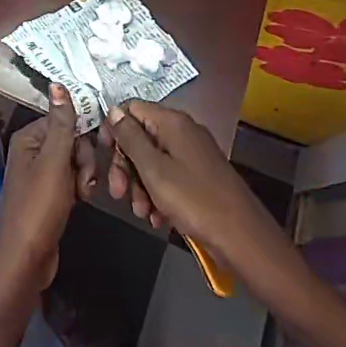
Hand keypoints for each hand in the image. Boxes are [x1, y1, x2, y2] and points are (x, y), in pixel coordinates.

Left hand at [0, 84, 86, 288]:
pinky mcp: (48, 194)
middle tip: (84, 183)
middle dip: (85, 160)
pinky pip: (71, 180)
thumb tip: (58, 83)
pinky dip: (79, 188)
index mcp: (28, 138)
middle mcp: (31, 151)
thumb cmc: (39, 207)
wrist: (25, 257)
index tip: (95, 154)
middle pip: (72, 140)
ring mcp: (39, 173)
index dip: (83, 137)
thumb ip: (61, 123)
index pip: (64, 120)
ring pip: (75, 161)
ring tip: (82, 196)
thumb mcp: (54, 162)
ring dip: (84, 176)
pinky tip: (80, 202)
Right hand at [101, 101, 311, 302]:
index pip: (130, 108)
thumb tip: (113, 110)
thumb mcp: (153, 169)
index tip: (103, 154)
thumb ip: (130, 137)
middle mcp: (182, 132)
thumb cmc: (194, 200)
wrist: (242, 238)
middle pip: (139, 137)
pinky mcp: (198, 176)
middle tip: (118, 193)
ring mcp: (192, 154)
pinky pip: (168, 177)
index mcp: (172, 123)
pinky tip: (156, 217)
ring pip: (151, 161)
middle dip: (124, 166)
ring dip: (139, 186)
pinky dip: (157, 194)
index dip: (113, 129)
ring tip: (142, 212)